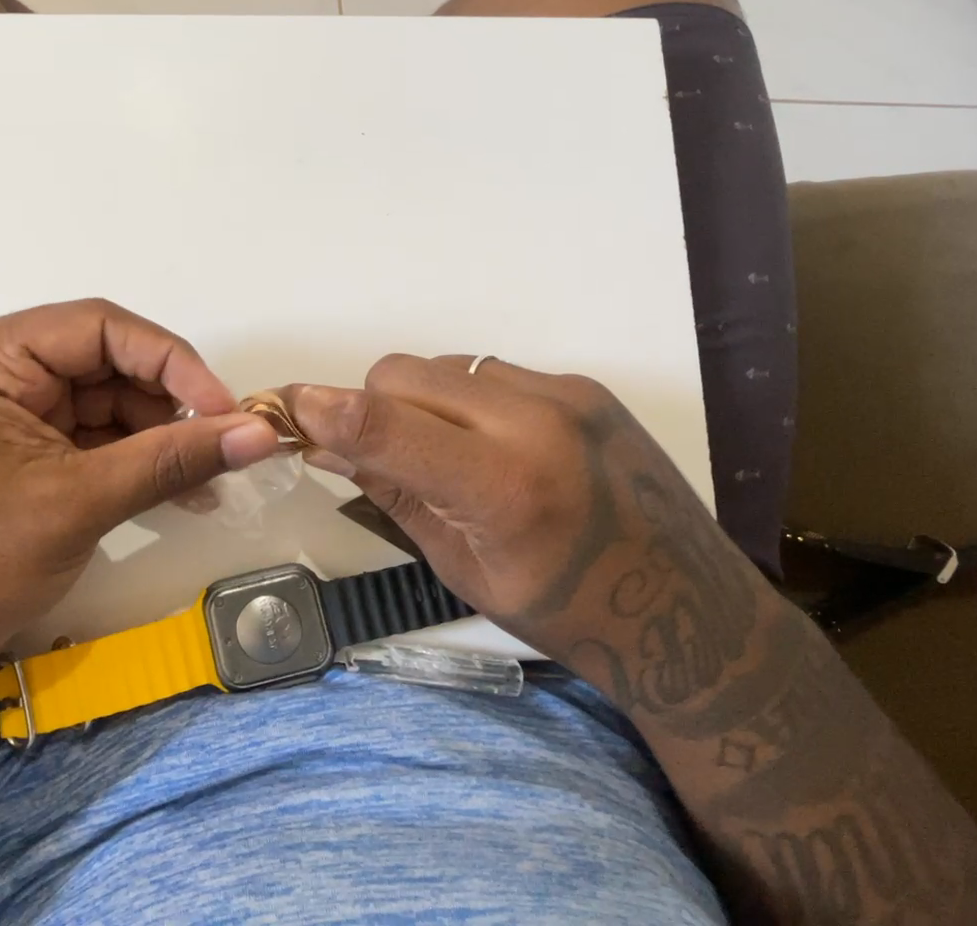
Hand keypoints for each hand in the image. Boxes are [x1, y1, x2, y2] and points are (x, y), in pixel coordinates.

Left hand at [0, 300, 280, 658]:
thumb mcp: (81, 501)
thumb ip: (175, 459)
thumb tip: (265, 433)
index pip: (96, 327)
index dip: (170, 359)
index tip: (225, 408)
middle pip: (102, 363)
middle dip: (165, 405)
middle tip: (221, 446)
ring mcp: (3, 411)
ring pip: (102, 402)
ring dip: (156, 438)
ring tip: (204, 482)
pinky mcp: (17, 449)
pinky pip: (88, 436)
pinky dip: (132, 460)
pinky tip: (175, 489)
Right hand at [283, 355, 765, 662]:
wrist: (689, 610)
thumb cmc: (564, 612)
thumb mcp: (462, 566)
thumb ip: (390, 492)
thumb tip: (322, 445)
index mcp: (504, 487)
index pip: (386, 425)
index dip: (324, 409)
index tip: (287, 409)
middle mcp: (536, 421)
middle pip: (403, 373)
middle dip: (369, 405)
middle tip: (375, 453)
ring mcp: (566, 394)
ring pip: (444, 365)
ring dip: (417, 400)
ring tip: (442, 454)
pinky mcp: (584, 385)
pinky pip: (490, 372)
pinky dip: (464, 400)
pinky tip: (491, 446)